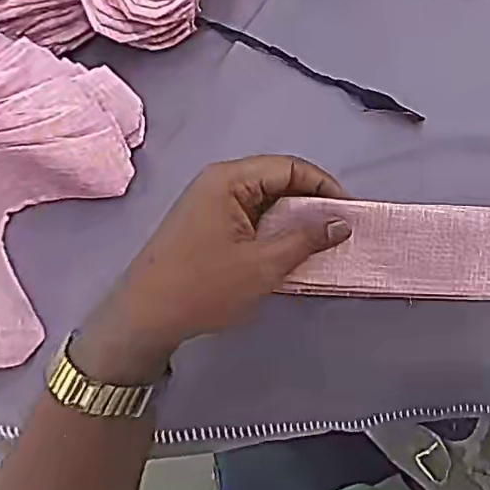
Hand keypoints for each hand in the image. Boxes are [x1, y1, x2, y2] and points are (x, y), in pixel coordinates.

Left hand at [74, 156, 351, 381]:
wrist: (141, 321)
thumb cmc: (202, 287)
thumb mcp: (263, 265)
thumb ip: (307, 239)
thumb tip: (342, 223)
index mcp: (229, 180)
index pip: (289, 167)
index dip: (324, 186)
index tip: (348, 211)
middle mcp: (219, 183)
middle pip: (278, 180)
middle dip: (312, 201)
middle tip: (339, 227)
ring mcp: (211, 204)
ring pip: (267, 200)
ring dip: (295, 218)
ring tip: (321, 240)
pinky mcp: (208, 225)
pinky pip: (252, 217)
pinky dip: (276, 229)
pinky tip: (292, 250)